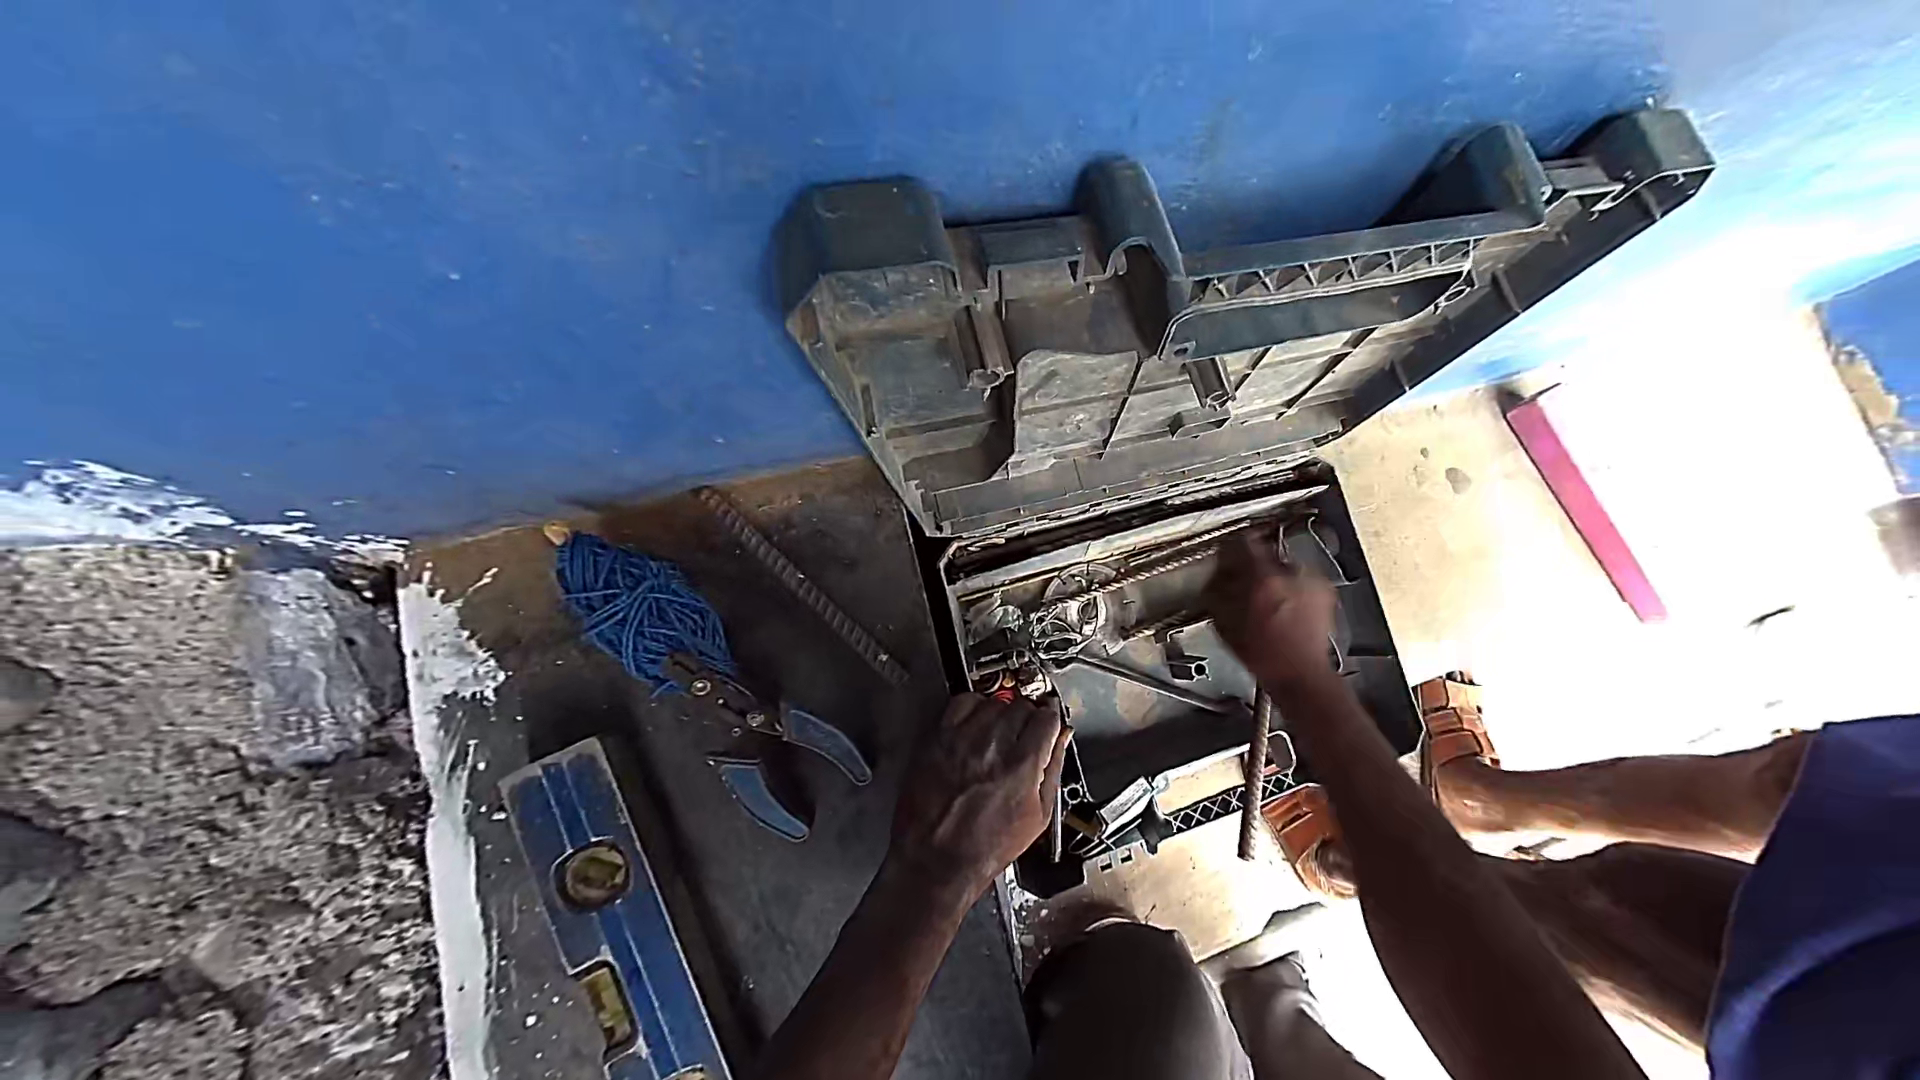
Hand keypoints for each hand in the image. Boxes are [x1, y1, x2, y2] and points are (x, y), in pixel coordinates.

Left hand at [889, 694, 1069, 896]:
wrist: (937, 858)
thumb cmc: (985, 846)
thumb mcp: (1038, 816)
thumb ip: (1053, 769)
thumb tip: (1062, 739)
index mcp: (1022, 766)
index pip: (1047, 718)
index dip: (1051, 718)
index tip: (1049, 719)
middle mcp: (993, 746)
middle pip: (1021, 706)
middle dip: (1027, 718)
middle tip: (1023, 734)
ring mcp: (963, 739)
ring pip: (994, 702)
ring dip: (1001, 713)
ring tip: (998, 734)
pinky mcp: (939, 738)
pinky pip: (961, 702)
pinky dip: (972, 707)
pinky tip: (974, 724)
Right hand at [1205, 529, 1337, 688]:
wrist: (1300, 674)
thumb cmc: (1266, 655)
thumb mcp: (1226, 623)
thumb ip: (1218, 593)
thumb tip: (1216, 576)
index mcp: (1264, 579)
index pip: (1245, 544)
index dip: (1232, 547)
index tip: (1228, 552)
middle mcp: (1292, 575)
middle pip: (1266, 555)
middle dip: (1253, 567)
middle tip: (1244, 581)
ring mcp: (1312, 584)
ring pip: (1284, 568)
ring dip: (1273, 577)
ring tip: (1264, 598)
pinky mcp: (1324, 594)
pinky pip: (1302, 580)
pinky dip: (1291, 587)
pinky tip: (1282, 606)